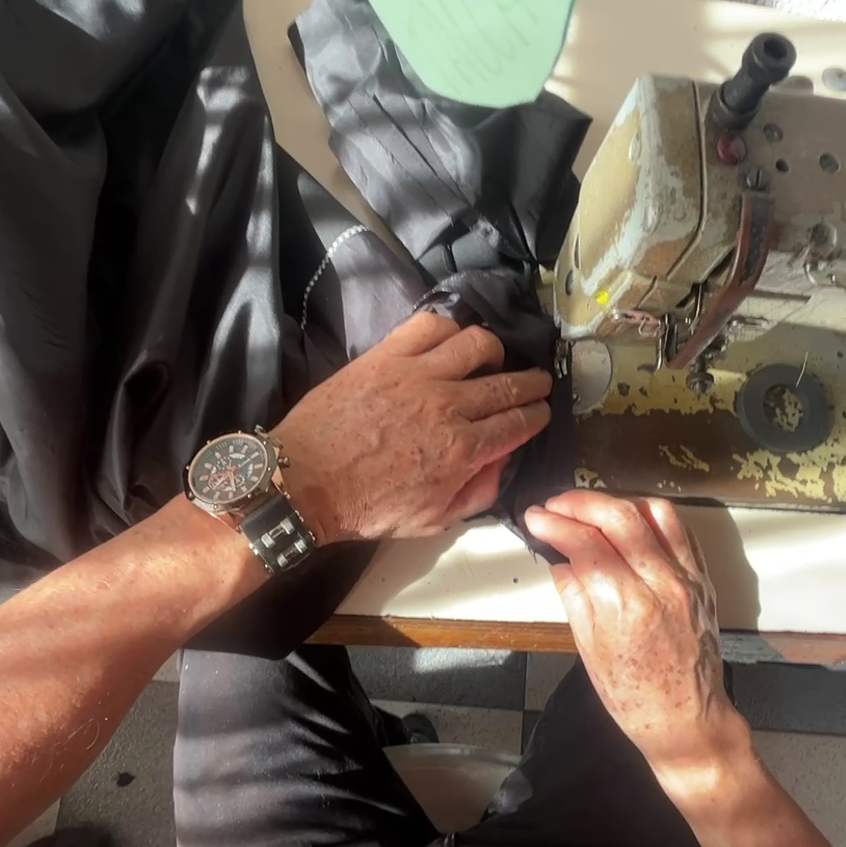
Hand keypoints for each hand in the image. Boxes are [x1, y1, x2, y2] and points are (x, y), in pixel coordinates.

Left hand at [274, 312, 551, 543]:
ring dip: (495, 352)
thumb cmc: (366, 507)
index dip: (537, 415)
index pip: (518, 423)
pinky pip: (431, 325)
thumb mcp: (432, 520)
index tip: (541, 410)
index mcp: (462, 451)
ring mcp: (418, 375)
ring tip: (491, 360)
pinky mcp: (388, 355)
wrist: (304, 480)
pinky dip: (450, 328)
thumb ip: (477, 493)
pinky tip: (451, 340)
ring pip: (478, 344)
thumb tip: (503, 463)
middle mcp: (450, 406)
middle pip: (508, 383)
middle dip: (532, 382)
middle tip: (538, 382)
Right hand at [523, 491, 736, 765]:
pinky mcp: (703, 579)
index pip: (585, 543)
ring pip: (654, 512)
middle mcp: (661, 584)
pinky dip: (650, 517)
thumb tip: (560, 556)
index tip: (535, 517)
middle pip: (619, 516)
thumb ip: (573, 593)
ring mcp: (687, 578)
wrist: (687, 720)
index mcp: (626, 606)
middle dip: (580, 502)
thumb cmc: (632, 695)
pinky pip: (680, 530)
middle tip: (556, 505)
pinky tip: (629, 524)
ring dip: (616, 502)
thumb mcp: (587, 646)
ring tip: (591, 510)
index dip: (554, 523)